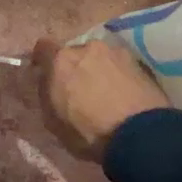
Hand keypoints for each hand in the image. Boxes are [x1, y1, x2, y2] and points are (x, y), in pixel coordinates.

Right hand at [34, 38, 171, 160]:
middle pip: (75, 52)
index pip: (43, 48)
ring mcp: (117, 52)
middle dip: (73, 66)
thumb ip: (46, 94)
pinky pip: (119, 65)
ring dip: (97, 69)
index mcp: (62, 61)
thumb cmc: (87, 131)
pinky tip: (120, 94)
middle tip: (77, 87)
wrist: (138, 134)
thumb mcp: (53, 121)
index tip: (43, 73)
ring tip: (103, 91)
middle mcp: (88, 48)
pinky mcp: (139, 63)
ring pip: (99, 57)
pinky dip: (116, 75)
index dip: (42, 60)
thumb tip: (47, 82)